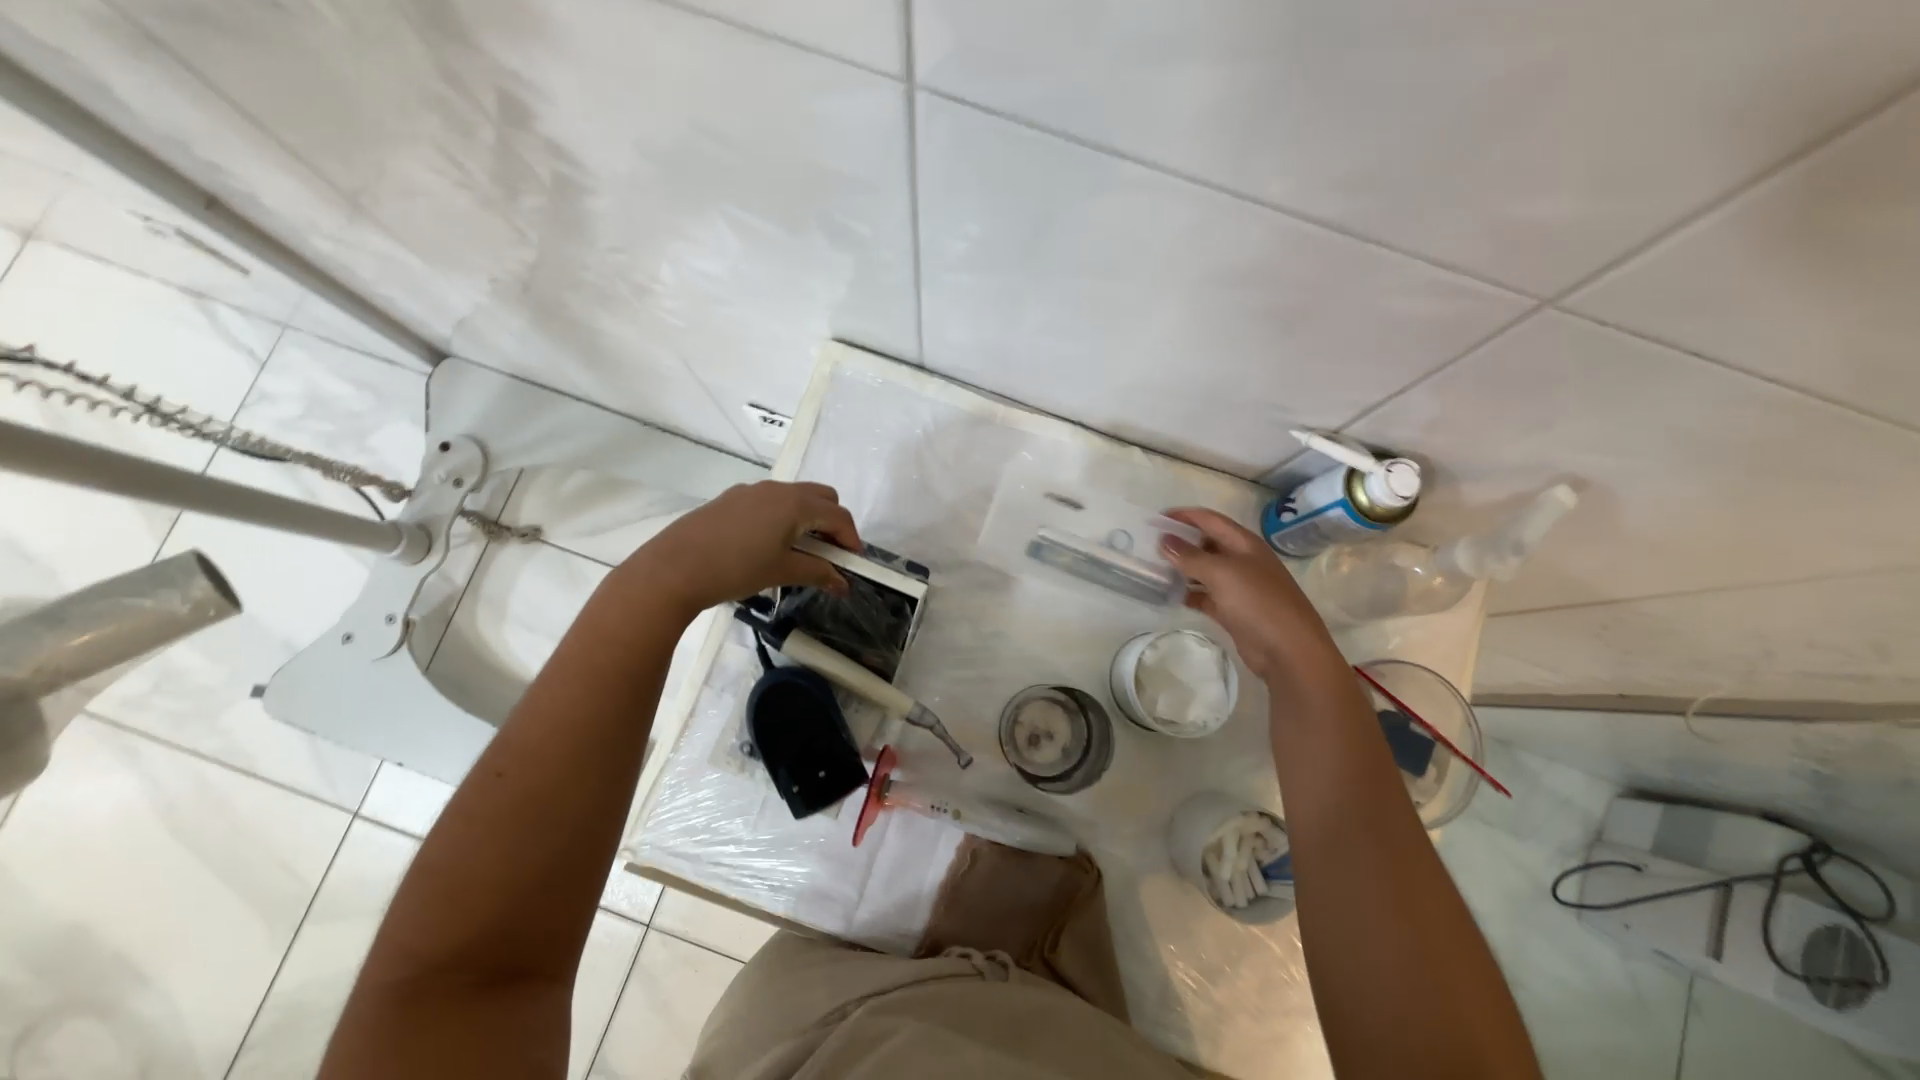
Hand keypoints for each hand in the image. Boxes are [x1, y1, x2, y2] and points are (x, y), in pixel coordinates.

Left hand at [621, 481, 861, 616]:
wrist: (673, 568)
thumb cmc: (736, 569)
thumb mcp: (783, 572)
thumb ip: (818, 572)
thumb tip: (843, 583)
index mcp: (795, 503)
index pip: (838, 515)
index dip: (851, 539)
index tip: (853, 564)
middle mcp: (776, 489)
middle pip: (820, 497)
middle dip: (832, 523)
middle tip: (829, 554)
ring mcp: (750, 491)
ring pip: (793, 498)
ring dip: (806, 520)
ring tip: (799, 552)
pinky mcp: (729, 500)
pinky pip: (769, 503)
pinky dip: (782, 519)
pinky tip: (767, 546)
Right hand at [1159, 508, 1341, 682]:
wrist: (1288, 649)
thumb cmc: (1257, 602)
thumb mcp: (1222, 573)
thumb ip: (1191, 556)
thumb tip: (1164, 540)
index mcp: (1244, 544)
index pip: (1210, 520)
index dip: (1184, 516)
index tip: (1155, 520)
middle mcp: (1241, 560)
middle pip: (1206, 544)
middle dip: (1180, 543)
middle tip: (1149, 546)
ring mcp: (1238, 587)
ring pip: (1204, 571)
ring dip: (1181, 569)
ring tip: (1153, 570)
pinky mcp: (1232, 610)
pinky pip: (1205, 596)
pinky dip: (1188, 594)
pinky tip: (1168, 595)